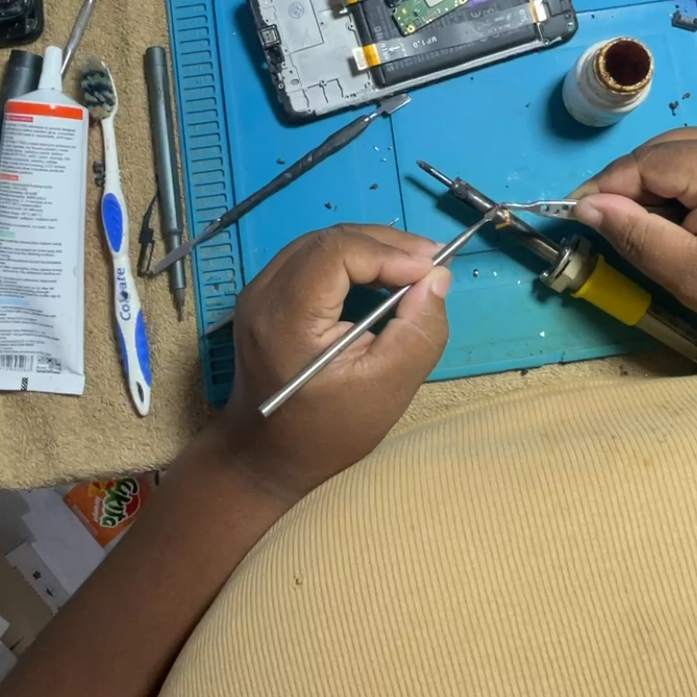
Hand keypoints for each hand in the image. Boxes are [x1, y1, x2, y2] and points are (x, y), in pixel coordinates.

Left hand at [212, 225, 451, 502]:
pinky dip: (352, 258)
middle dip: (387, 243)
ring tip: (414, 265)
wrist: (264, 457)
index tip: (431, 271)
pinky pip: (313, 258)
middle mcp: (264, 293)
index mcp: (286, 318)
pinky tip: (382, 273)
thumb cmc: (327, 431)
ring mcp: (259, 291)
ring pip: (322, 242)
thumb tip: (437, 277)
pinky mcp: (266, 295)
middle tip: (432, 261)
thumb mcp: (388, 389)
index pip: (337, 253)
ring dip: (371, 246)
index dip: (389, 253)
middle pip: (329, 239)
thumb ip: (419, 331)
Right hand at [570, 128, 696, 353]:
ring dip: (649, 186)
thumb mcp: (689, 273)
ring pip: (675, 153)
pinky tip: (673, 220)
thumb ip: (635, 233)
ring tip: (640, 227)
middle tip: (607, 227)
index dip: (605, 188)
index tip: (574, 216)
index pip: (645, 163)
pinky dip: (674, 186)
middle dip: (626, 186)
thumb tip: (584, 206)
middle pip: (658, 151)